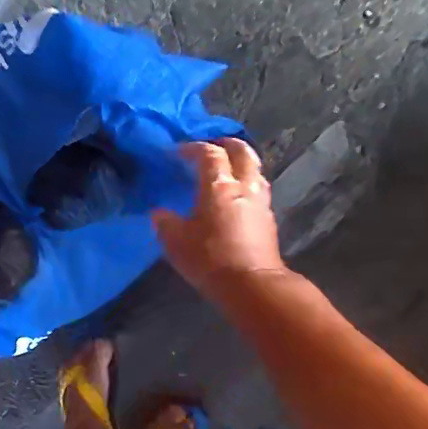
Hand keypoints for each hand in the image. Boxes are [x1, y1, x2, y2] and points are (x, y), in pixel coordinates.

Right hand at [153, 138, 287, 296]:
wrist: (251, 284)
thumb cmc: (209, 259)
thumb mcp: (175, 242)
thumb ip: (165, 222)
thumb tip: (159, 213)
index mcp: (218, 186)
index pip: (208, 154)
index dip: (192, 148)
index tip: (177, 152)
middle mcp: (244, 186)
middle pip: (241, 151)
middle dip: (225, 144)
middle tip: (210, 147)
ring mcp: (260, 201)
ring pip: (254, 168)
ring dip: (240, 162)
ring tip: (225, 170)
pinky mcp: (268, 218)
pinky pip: (257, 188)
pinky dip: (246, 182)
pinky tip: (235, 196)